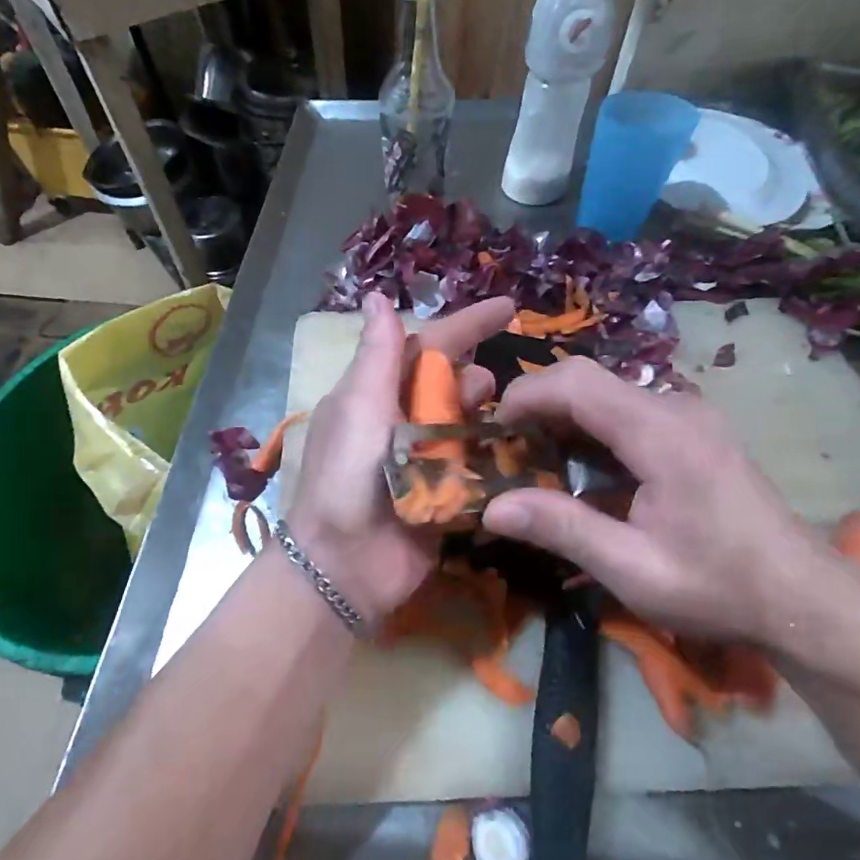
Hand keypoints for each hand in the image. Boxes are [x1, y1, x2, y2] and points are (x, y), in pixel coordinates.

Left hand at [285, 291, 515, 624]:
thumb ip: (377, 353)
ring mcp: (427, 455)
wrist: (345, 564)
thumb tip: (376, 295)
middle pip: (454, 381)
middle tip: (485, 393)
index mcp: (380, 391)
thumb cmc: (348, 476)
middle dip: (474, 378)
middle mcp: (404, 417)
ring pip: (471, 419)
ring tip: (500, 424)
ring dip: (486, 416)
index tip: (510, 308)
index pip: (431, 344)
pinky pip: (478, 460)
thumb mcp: (359, 406)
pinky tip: (514, 451)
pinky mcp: (445, 490)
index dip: (469, 324)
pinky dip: (493, 452)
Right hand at [483, 358, 859, 646]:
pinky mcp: (695, 431)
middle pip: (589, 381)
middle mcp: (675, 408)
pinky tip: (581, 470)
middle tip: (506, 450)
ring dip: (565, 418)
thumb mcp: (633, 568)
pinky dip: (593, 430)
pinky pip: (630, 412)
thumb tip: (492, 508)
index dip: (526, 395)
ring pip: (608, 394)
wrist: (803, 598)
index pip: (576, 383)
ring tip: (533, 461)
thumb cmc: (718, 586)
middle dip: (539, 405)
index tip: (492, 431)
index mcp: (661, 433)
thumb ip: (561, 529)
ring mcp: (689, 416)